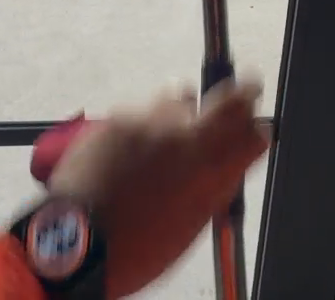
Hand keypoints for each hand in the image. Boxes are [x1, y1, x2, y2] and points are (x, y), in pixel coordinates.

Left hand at [46, 79, 268, 298]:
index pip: (255, 134)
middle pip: (232, 97)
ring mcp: (155, 121)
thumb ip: (216, 185)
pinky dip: (142, 124)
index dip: (258, 129)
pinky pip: (143, 110)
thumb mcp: (191, 225)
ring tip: (163, 137)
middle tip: (248, 88)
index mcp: (211, 172)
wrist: (76, 241)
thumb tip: (234, 161)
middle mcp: (189, 138)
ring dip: (180, 112)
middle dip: (243, 92)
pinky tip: (129, 152)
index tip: (256, 125)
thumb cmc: (136, 247)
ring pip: (182, 98)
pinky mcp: (124, 114)